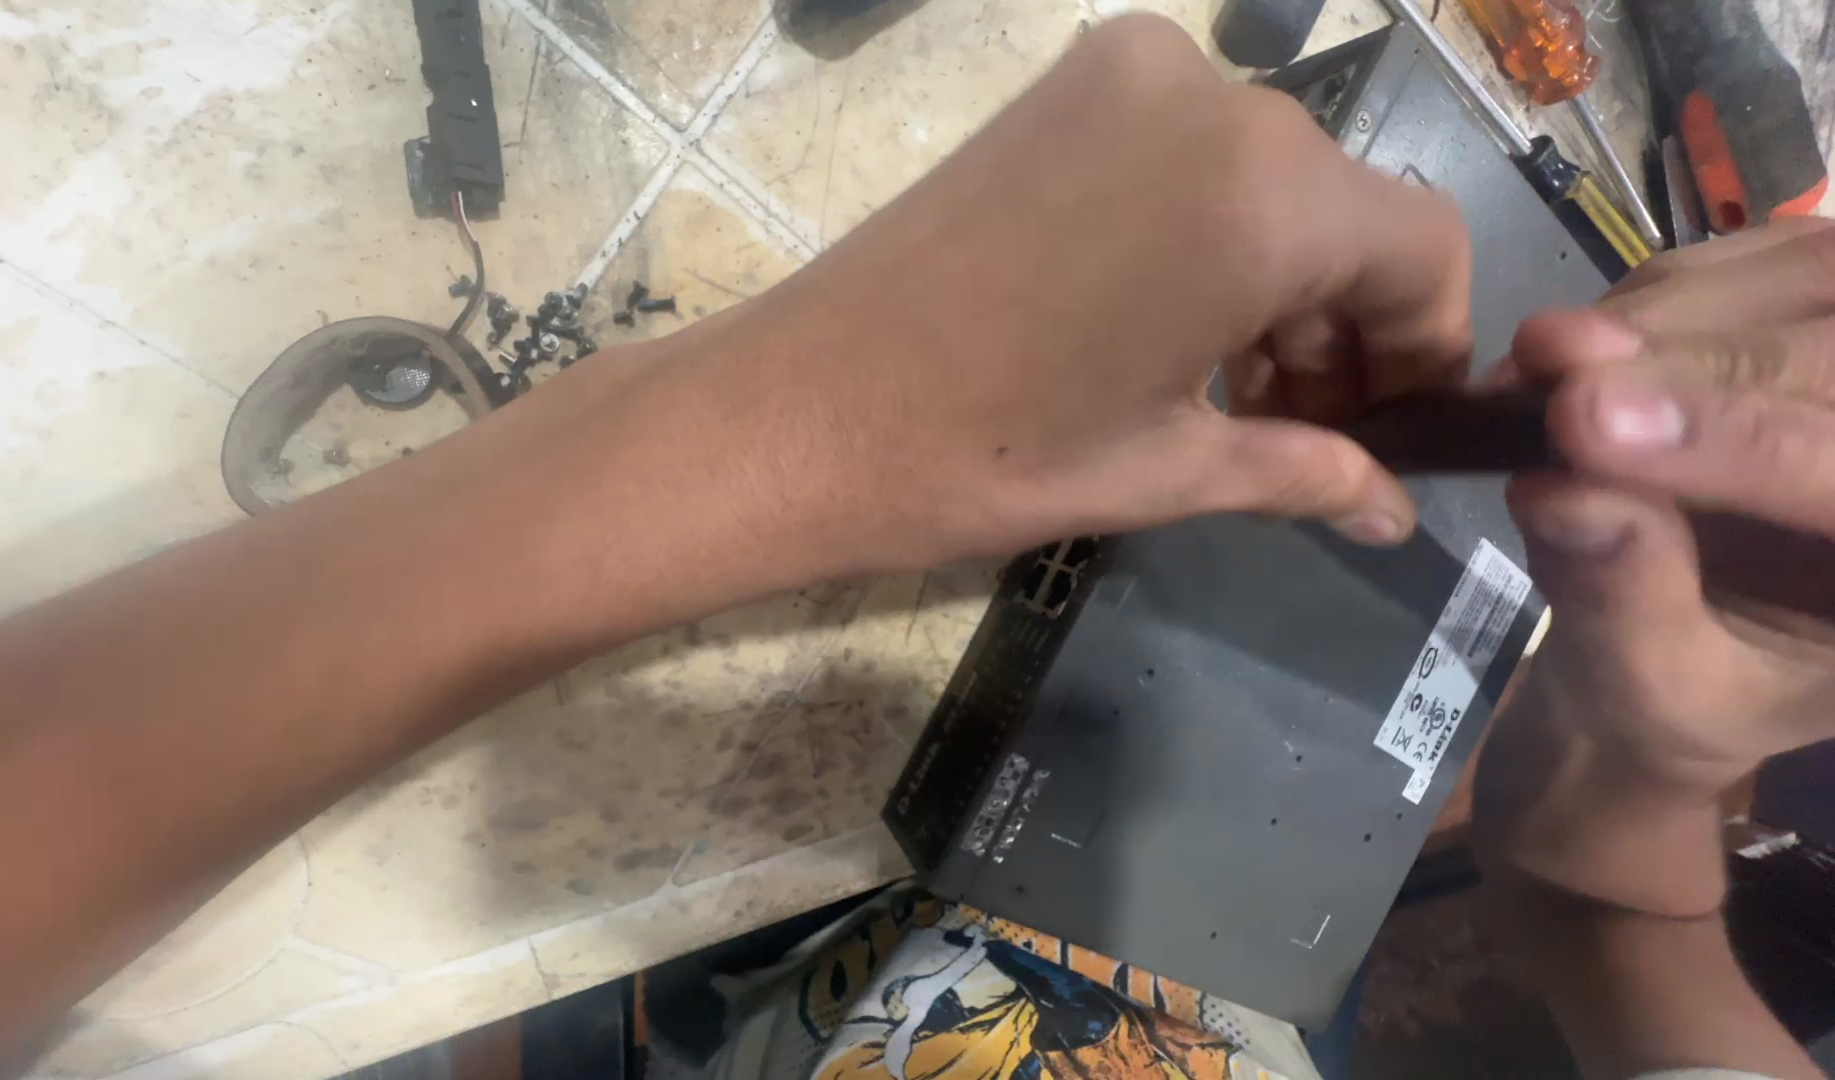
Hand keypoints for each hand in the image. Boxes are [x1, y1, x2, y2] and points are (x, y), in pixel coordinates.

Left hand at [692, 13, 1470, 576]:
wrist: (798, 414)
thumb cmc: (978, 460)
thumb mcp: (1154, 473)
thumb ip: (1293, 472)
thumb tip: (1391, 509)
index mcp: (1258, 195)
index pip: (1419, 250)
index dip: (1422, 346)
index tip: (1386, 421)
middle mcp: (1207, 97)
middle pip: (1334, 211)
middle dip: (1331, 324)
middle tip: (1290, 424)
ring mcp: (1116, 80)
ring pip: (1253, 181)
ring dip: (1262, 284)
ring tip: (1219, 391)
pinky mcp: (1048, 97)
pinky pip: (1173, 159)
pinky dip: (1195, 236)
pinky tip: (1154, 323)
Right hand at [1477, 220, 1834, 914]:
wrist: (1664, 671)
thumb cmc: (1671, 705)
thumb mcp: (1648, 686)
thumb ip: (1617, 595)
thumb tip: (1555, 487)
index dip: (1734, 438)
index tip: (1580, 418)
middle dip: (1699, 357)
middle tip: (1547, 360)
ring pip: (1813, 279)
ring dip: (1670, 313)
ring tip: (1543, 365)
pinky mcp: (1810, 348)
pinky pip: (1756, 268)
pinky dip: (1655, 296)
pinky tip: (1576, 352)